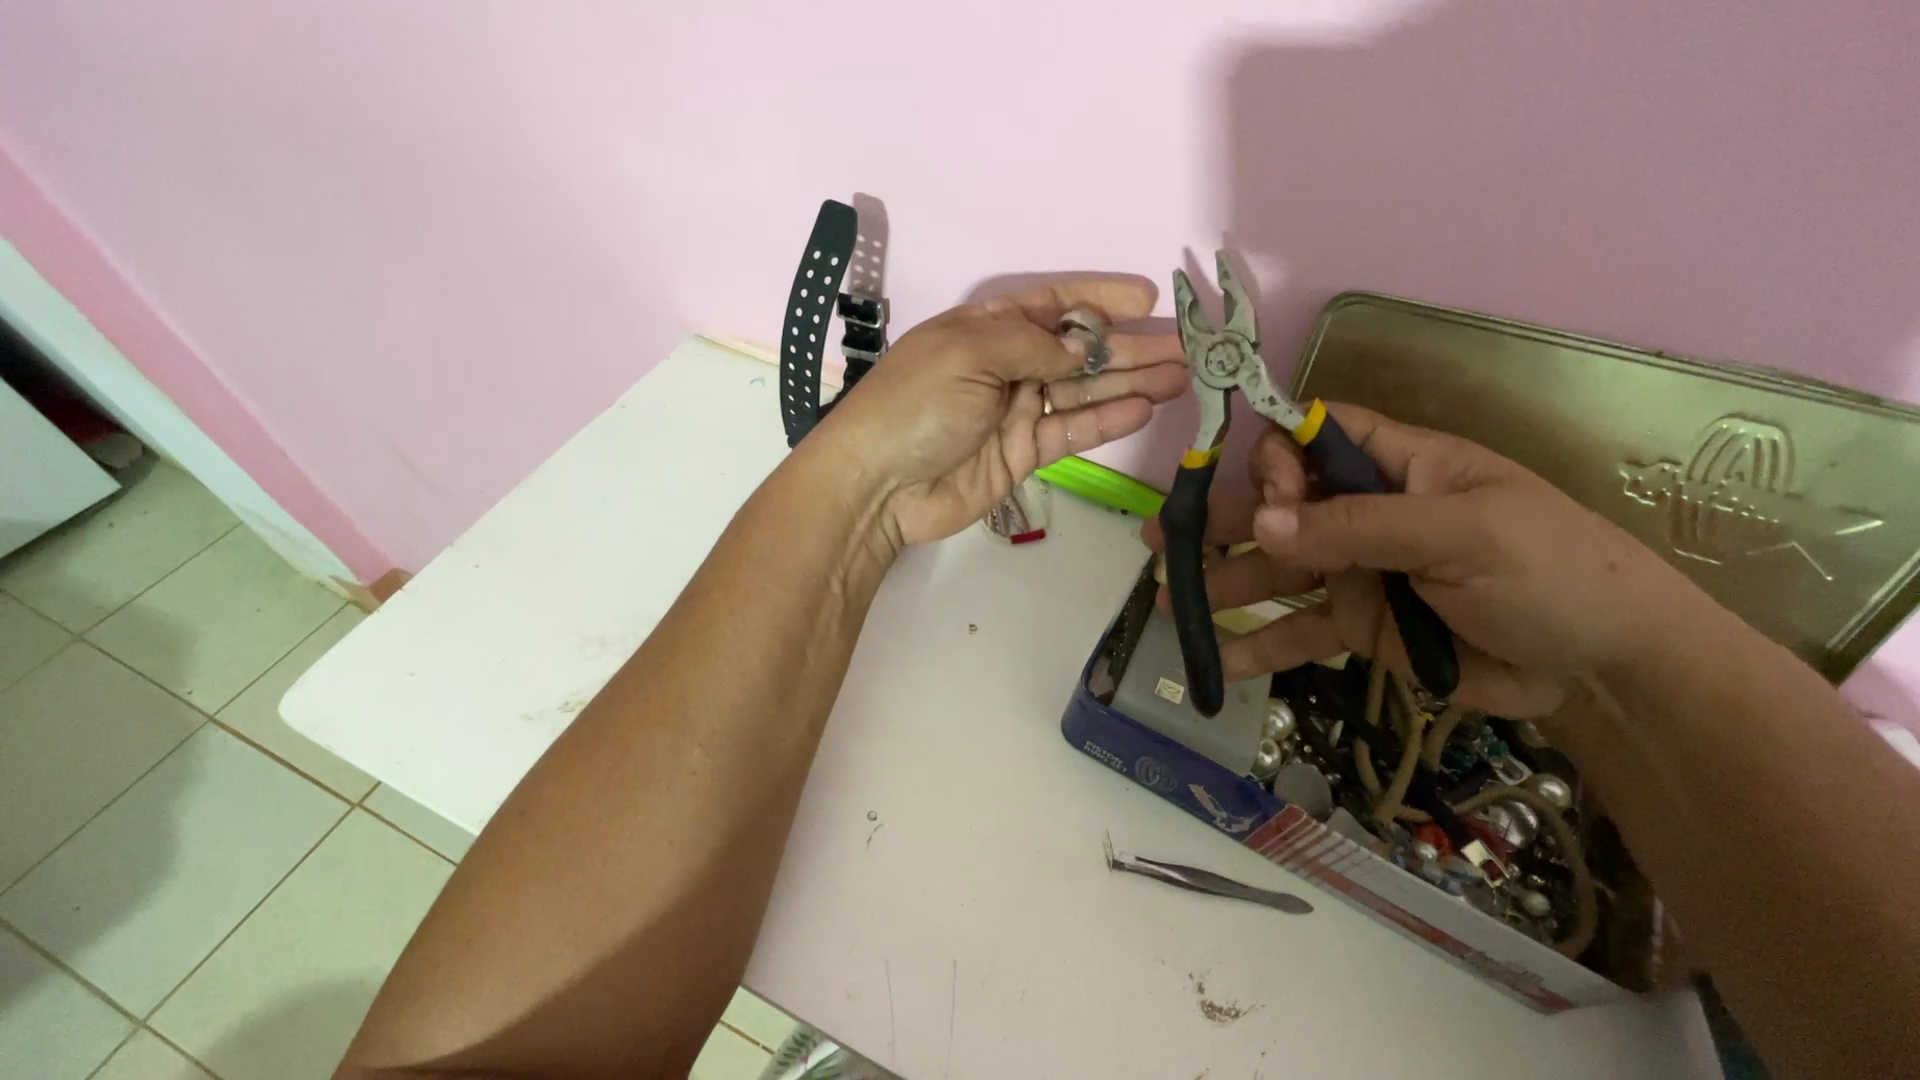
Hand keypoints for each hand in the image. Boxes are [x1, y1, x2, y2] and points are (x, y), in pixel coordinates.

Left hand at [814, 279, 1188, 546]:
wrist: (878, 486)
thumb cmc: (914, 405)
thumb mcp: (967, 354)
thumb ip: (1030, 346)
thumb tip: (1080, 347)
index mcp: (985, 329)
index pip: (1051, 304)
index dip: (1098, 299)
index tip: (1147, 295)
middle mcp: (1005, 366)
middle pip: (1078, 350)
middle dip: (1130, 345)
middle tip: (1185, 345)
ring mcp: (1015, 411)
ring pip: (1084, 391)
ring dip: (1130, 381)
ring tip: (1181, 374)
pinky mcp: (1022, 453)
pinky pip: (1072, 432)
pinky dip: (1106, 421)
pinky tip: (1144, 408)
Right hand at [1144, 404, 1709, 716]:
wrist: (1602, 668)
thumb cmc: (1551, 571)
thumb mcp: (1462, 534)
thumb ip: (1360, 527)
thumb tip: (1265, 523)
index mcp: (1398, 466)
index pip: (1315, 439)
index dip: (1278, 460)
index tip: (1270, 501)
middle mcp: (1367, 513)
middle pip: (1279, 507)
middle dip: (1223, 521)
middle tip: (1163, 539)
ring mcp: (1359, 572)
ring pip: (1277, 571)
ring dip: (1225, 584)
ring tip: (1172, 601)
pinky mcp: (1360, 628)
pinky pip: (1299, 631)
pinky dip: (1260, 644)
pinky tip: (1221, 661)